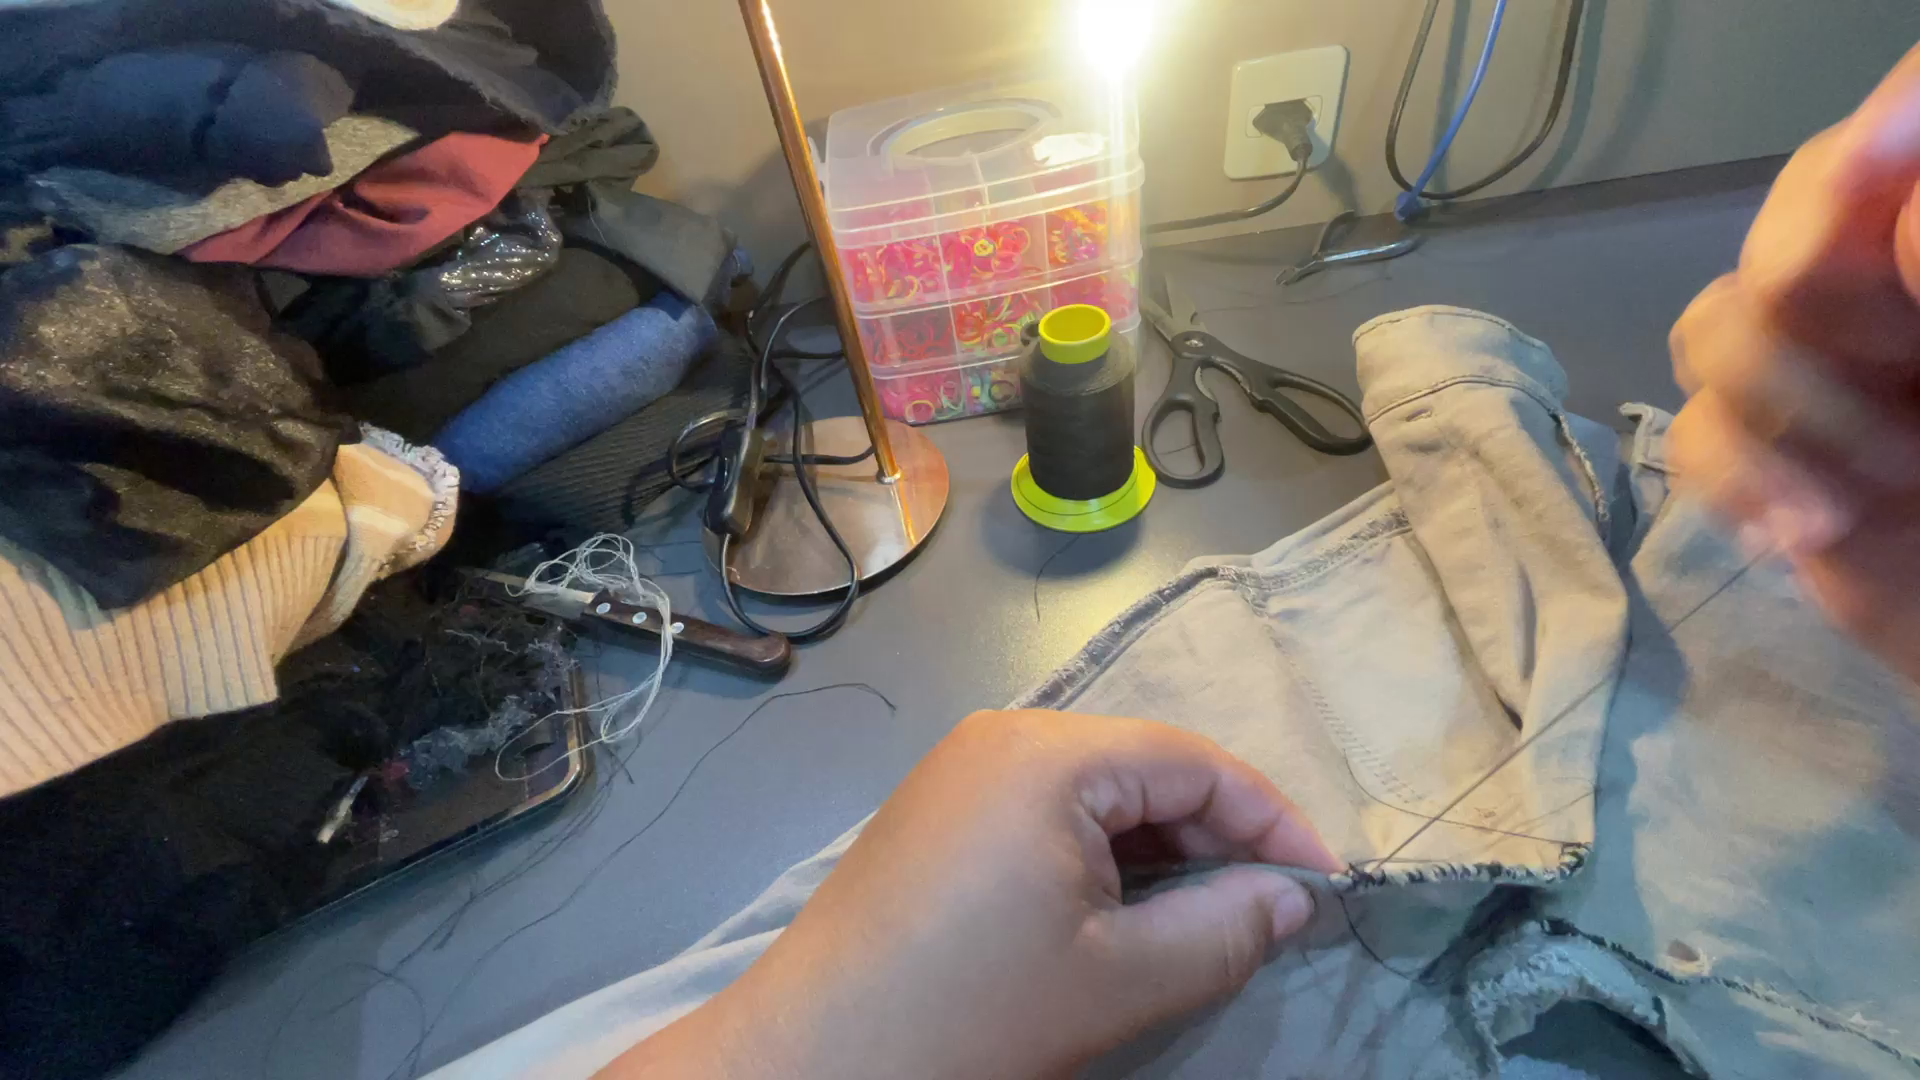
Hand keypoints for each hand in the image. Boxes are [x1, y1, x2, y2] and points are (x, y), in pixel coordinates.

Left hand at [604, 710, 1339, 1079]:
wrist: (817, 1050)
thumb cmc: (973, 1007)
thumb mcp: (1117, 977)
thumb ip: (1222, 926)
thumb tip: (1291, 894)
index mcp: (1048, 750)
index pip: (1190, 758)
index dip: (1269, 815)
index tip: (1325, 881)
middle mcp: (1005, 730)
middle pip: (1140, 763)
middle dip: (1211, 828)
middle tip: (1265, 903)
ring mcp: (967, 760)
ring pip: (1094, 782)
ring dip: (1156, 838)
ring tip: (1199, 905)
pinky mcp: (946, 796)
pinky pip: (1047, 799)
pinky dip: (1098, 842)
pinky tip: (1118, 894)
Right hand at [1668, 41, 1919, 680]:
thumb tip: (1902, 220)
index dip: (1890, 123)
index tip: (1871, 173)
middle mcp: (1907, 295)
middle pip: (1793, 228)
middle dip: (1823, 313)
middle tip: (1910, 374)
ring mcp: (1835, 379)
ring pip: (1714, 330)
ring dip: (1779, 413)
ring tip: (1871, 489)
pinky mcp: (1773, 462)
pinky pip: (1692, 437)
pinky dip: (1730, 485)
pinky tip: (1804, 532)